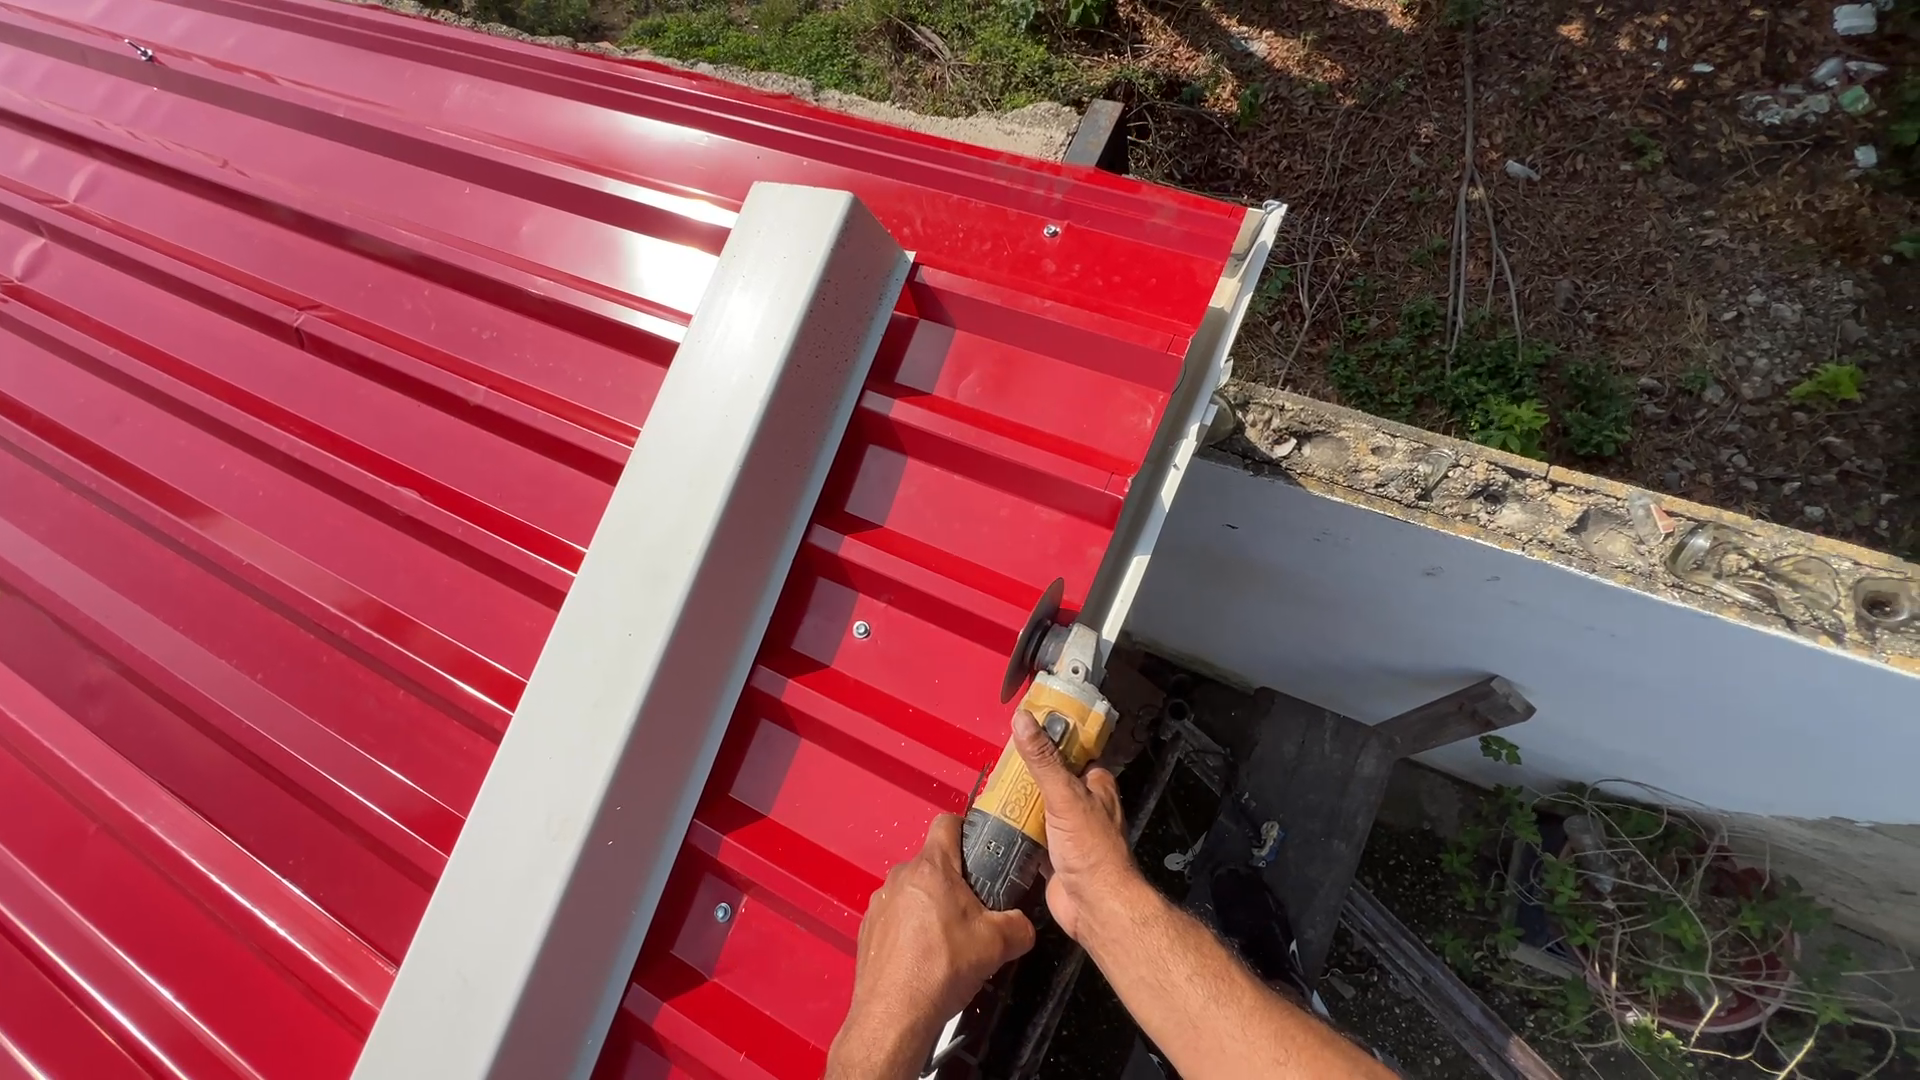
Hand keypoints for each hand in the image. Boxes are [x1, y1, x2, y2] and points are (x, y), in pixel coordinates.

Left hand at [827, 815, 1034, 1079]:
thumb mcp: (997, 945)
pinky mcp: (867, 930)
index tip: (978, 849)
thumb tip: (1023, 926)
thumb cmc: (942, 968)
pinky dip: (908, 930)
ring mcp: (880, 903)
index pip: (947, 823)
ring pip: (912, 891)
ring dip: (929, 906)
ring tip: (946, 942)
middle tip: (972, 911)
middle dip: (953, 881)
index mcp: (932, 867)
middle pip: (932, 863)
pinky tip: (921, 959)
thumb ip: (1019, 926)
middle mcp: (901, 876)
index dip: (965, 830)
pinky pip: (894, 917)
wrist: (893, 1016)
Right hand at [1010, 709, 1136, 940]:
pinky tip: (998, 822)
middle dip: (1029, 774)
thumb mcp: (1064, 794)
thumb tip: (1023, 720)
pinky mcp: (1054, 854)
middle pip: (1053, 779)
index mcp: (1097, 785)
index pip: (1073, 752)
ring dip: (1021, 802)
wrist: (1094, 907)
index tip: (1024, 730)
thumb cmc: (1091, 849)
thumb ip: (1042, 758)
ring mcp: (1070, 831)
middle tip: (1000, 763)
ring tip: (994, 788)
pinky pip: (1032, 834)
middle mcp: (1085, 805)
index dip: (1051, 740)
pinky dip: (1017, 829)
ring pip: (1041, 807)